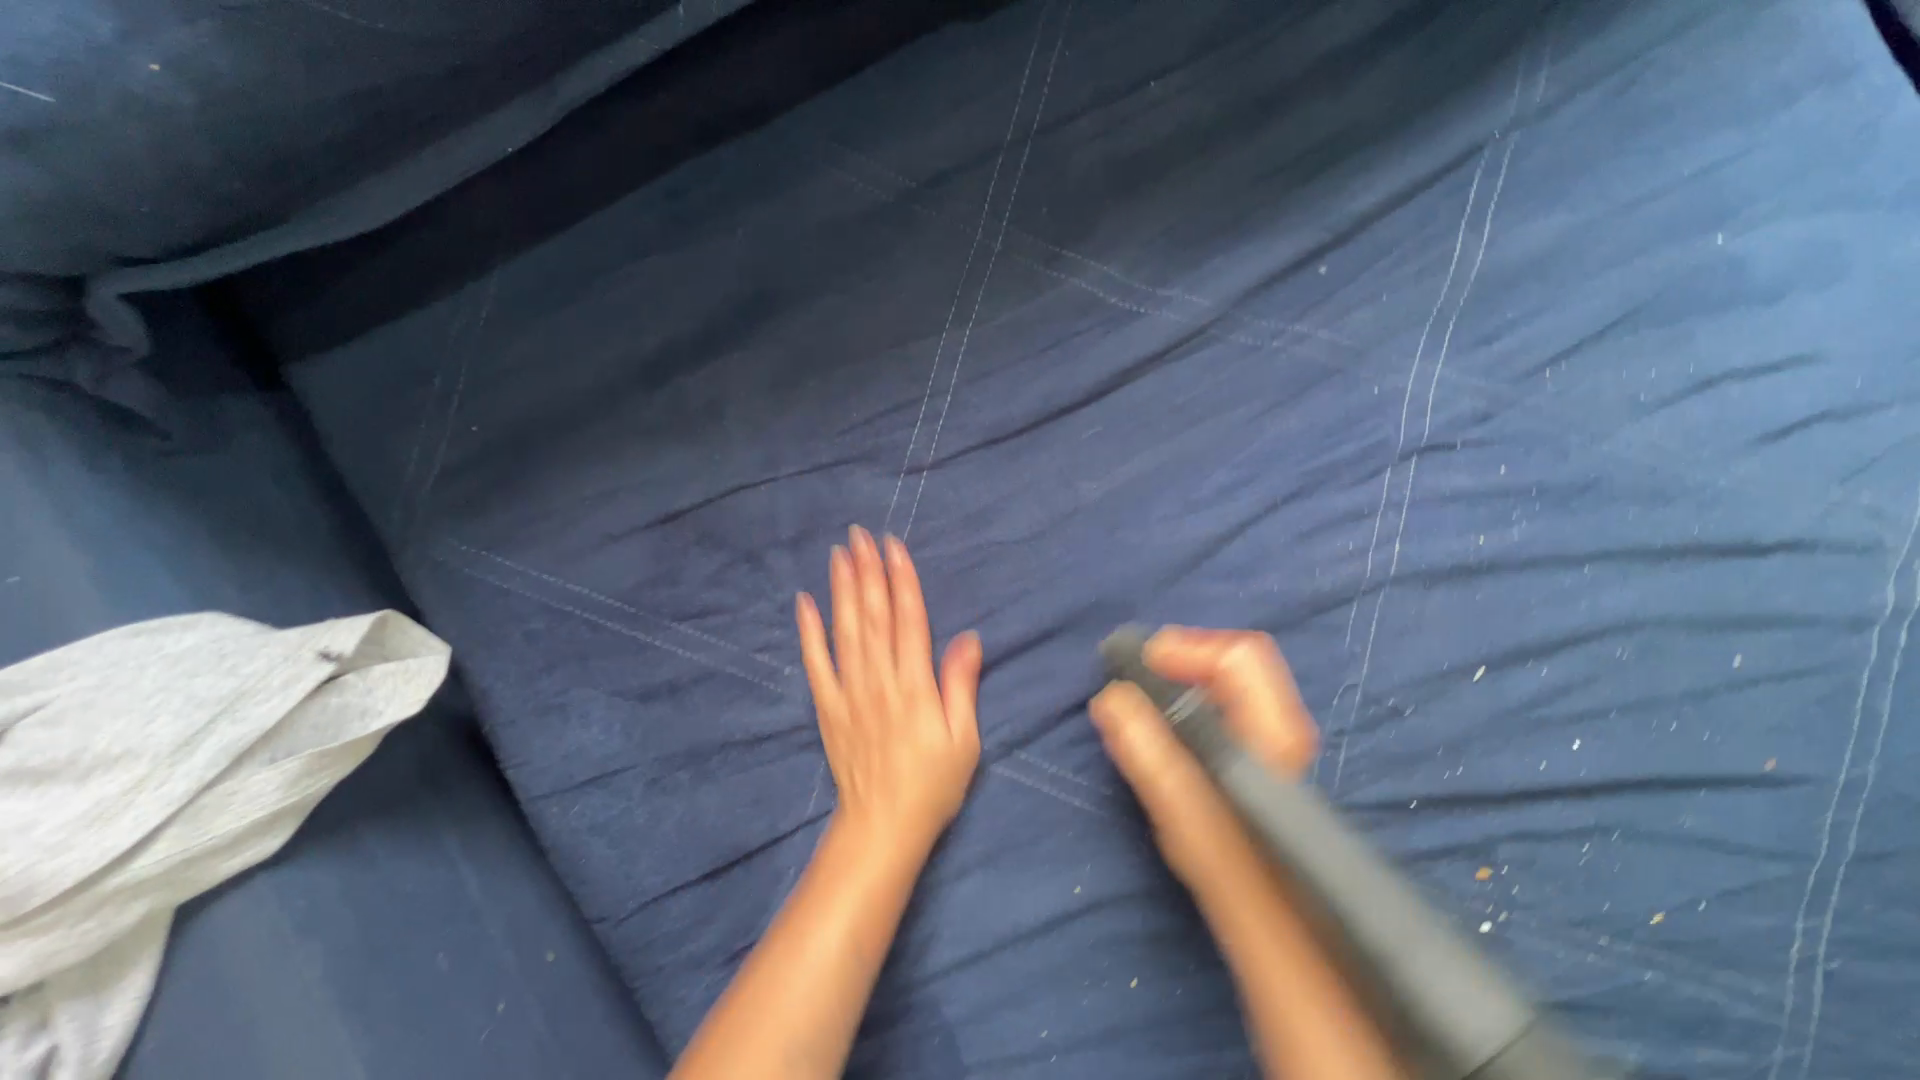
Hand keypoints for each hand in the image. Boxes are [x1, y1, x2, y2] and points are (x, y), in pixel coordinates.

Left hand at [796, 527, 981, 859]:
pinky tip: (804, 602)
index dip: (902, 579)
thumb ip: (961, 686)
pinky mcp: (828, 707)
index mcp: (916, 686)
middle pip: (873, 616)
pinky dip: (809, 631)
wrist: (883, 826)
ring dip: (841, 589)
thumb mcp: (964, 739)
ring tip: (838, 554)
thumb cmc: (933, 784)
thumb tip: (967, 638)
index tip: (894, 545)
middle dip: (868, 571)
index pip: (909, 620)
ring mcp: (849, 692)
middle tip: (860, 534)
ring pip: (845, 631)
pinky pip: (816, 663)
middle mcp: (880, 680)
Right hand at [1089, 627, 1316, 888]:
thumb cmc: (1248, 892)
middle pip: (1235, 669)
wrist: (1298, 952)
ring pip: (1228, 695)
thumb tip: (1112, 698)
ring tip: (1134, 707)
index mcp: (1272, 738)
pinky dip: (1186, 717)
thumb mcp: (1192, 827)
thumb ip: (1153, 759)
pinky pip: (1223, 723)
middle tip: (1128, 681)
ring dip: (1180, 689)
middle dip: (1179, 663)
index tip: (1134, 665)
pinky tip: (1157, 744)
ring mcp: (1273, 758)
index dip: (1186, 648)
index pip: (1239, 658)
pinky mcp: (1259, 779)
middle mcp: (1280, 737)